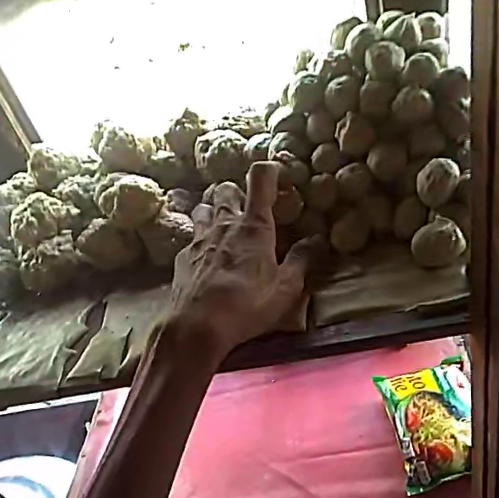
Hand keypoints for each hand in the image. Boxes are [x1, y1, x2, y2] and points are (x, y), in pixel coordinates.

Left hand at [169, 161, 324, 356]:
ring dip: (215, 212)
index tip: (279, 178)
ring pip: (204, 207)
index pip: (261, 178)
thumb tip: (316, 241)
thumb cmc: (246, 306)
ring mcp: (199, 238)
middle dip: (238, 193)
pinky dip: (201, 240)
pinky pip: (192, 237)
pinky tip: (207, 259)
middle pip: (226, 189)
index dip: (270, 170)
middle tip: (250, 211)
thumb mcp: (285, 290)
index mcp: (254, 226)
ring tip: (226, 229)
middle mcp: (224, 224)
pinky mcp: (182, 257)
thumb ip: (301, 261)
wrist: (195, 327)